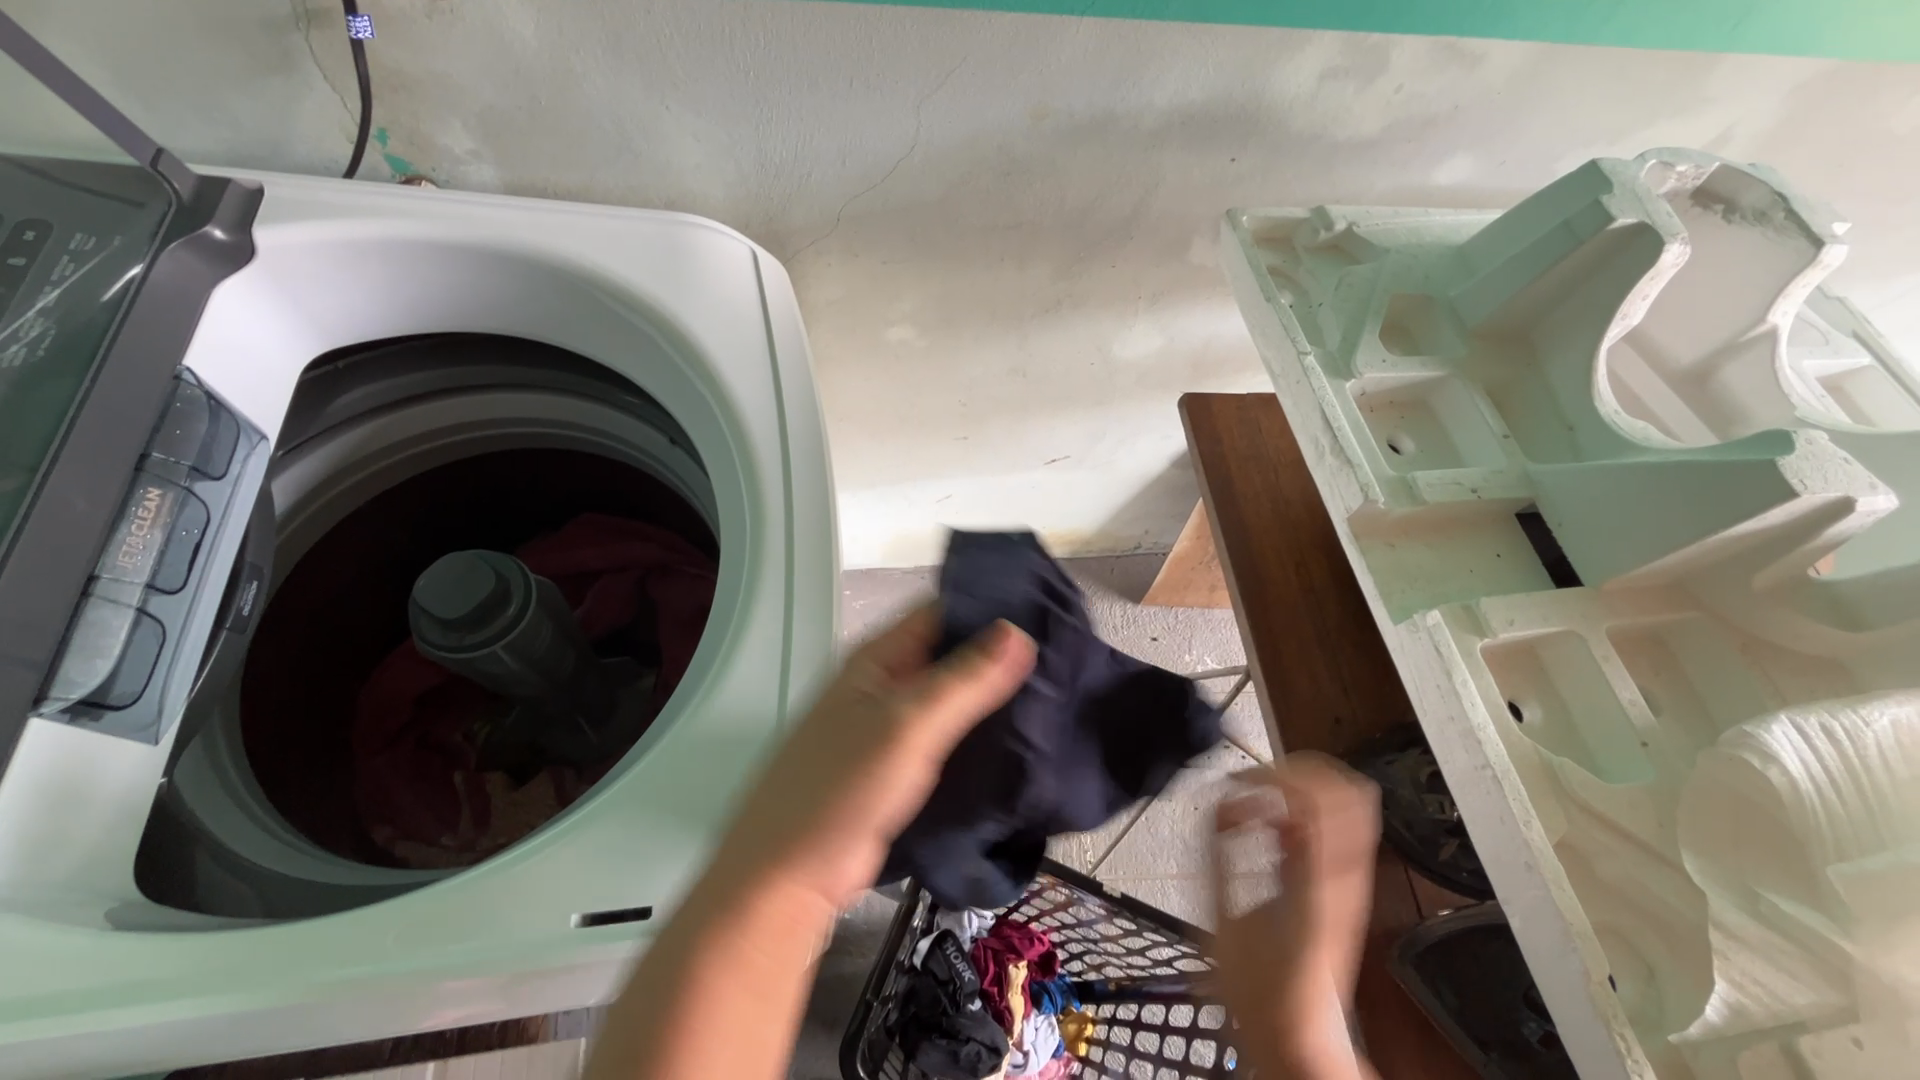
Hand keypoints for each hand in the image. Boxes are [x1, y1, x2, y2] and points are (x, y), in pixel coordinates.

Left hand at [706, 604, 1036, 914]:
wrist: (792, 874)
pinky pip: (949, 738)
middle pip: (951, 654)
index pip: (943, 611)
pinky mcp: (901, 767)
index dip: (993, 608)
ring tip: (1058, 695)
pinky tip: (1024, 739)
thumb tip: (1020, 630)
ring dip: (995, 698)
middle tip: (1066, 658)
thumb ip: (965, 679)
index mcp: (878, 658)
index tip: (1051, 613)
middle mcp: (885, 683)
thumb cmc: (843, 788)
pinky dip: (981, 735)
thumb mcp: (908, 726)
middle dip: (1002, 655)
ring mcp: (892, 726)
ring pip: (953, 699)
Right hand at [1210, 752, 1381, 1079]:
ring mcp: (1355, 877)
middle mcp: (1346, 873)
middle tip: (1252, 781)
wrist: (1298, 1032)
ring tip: (1262, 797)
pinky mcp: (1349, 882)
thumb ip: (1220, 856)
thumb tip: (1220, 806)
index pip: (1316, 798)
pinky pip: (1342, 824)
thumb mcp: (1224, 919)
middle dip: (1293, 770)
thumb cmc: (1257, 986)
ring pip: (1353, 802)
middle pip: (1347, 789)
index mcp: (1316, 881)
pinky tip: (1273, 824)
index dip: (1272, 775)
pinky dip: (1308, 807)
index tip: (1234, 784)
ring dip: (1304, 785)